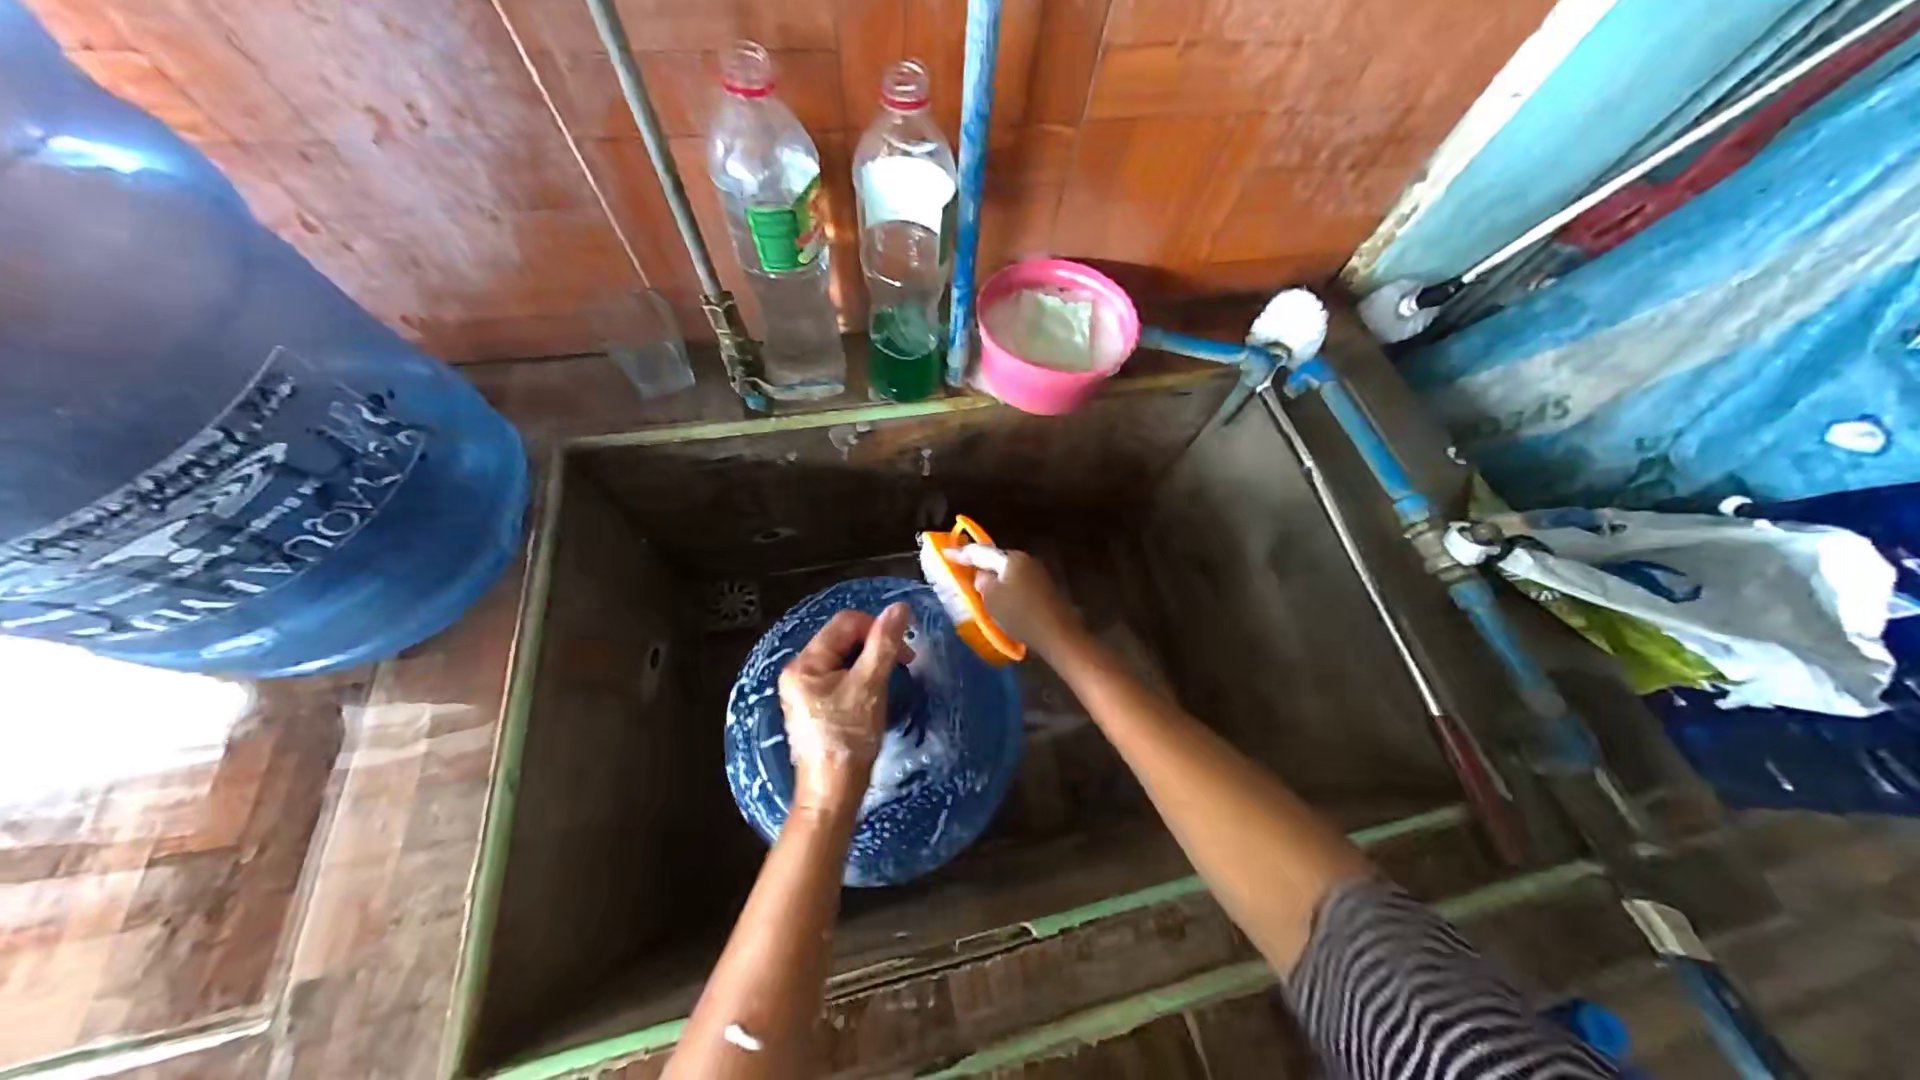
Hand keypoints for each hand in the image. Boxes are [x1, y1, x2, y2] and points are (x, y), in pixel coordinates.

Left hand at [778, 602, 911, 814]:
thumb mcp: (870, 686)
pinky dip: (862, 680)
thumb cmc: (849, 738)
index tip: (903, 650)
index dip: (877, 627)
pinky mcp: (815, 707)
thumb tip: (900, 607)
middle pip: (843, 639)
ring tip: (889, 682)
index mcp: (805, 663)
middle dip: (875, 646)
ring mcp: (805, 691)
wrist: (833, 792)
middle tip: (902, 665)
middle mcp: (799, 672)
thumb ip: (884, 644)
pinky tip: (875, 697)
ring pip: (844, 659)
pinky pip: (841, 678)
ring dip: (871, 663)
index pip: (845, 623)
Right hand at [965, 549, 1085, 659]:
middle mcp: (1025, 560)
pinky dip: (1005, 587)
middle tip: (961, 569)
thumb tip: (982, 575)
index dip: (961, 553)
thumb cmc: (1021, 615)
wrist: (1058, 635)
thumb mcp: (992, 598)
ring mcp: (1037, 573)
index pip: (980, 552)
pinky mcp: (1044, 588)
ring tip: (978, 586)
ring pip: (1007, 572)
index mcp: (1010, 559)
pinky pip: (1017, 582)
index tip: (945, 552)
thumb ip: (982, 582)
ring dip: (993, 577)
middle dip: (978, 564)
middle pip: (995, 559)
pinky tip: (1000, 598)